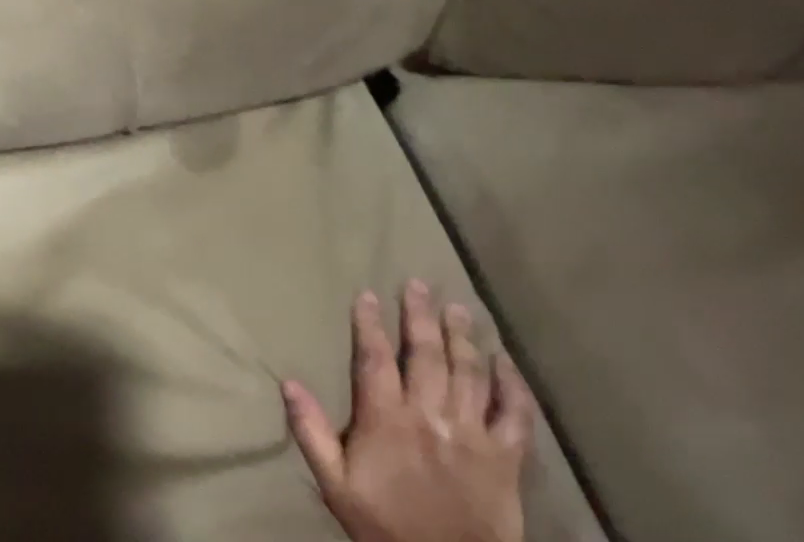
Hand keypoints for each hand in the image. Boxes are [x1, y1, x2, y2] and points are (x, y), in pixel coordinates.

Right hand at [283, 282, 535, 541]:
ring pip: (470, 374)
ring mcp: (473, 435)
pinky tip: (505, 361)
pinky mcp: (506, 457)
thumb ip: (310, 432)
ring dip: (463, 338)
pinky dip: (512, 385)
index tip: (367, 295)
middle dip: (420, 316)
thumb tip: (288, 382)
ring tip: (458, 308)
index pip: (376, 358)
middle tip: (418, 284)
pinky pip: (515, 414)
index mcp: (386, 419)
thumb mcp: (334, 483)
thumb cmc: (383, 522)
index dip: (370, 324)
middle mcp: (430, 416)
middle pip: (427, 355)